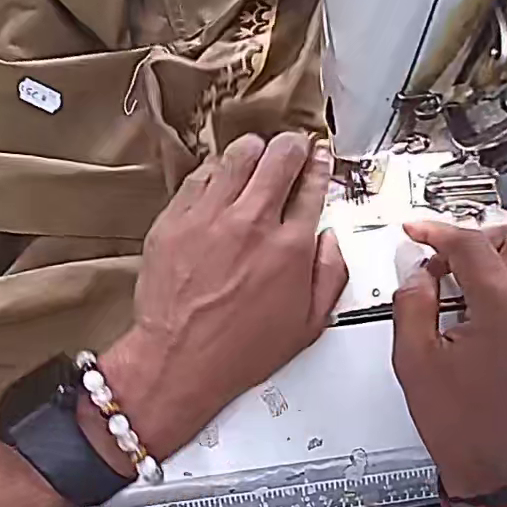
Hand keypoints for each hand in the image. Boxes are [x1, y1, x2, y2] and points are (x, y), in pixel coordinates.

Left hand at [89, 131, 347, 465]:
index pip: (313, 185)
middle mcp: (252, 224)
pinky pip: (198, 176)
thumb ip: (330, 276)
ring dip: (254, 150)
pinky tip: (220, 180)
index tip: (319, 160)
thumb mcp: (307, 325)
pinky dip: (215, 171)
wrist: (179, 361)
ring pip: (238, 156)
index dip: (319, 165)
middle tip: (293, 148)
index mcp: (290, 247)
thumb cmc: (239, 350)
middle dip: (292, 146)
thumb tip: (331, 242)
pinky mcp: (175, 221)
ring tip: (257, 156)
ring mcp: (210, 218)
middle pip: (280, 156)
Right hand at [391, 221, 506, 498]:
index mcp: (503, 310)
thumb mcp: (414, 360)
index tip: (419, 232)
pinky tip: (504, 292)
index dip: (437, 231)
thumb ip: (412, 303)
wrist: (498, 467)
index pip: (471, 246)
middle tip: (444, 259)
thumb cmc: (463, 426)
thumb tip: (418, 275)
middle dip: (474, 239)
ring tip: (477, 270)